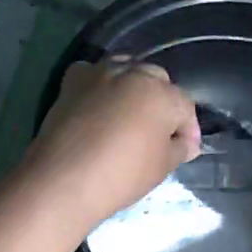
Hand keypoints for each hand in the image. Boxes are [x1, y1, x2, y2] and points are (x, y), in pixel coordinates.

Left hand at [18, 57, 200, 224]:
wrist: (63, 180)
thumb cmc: (120, 176)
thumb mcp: (160, 168)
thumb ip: (179, 149)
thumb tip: (186, 143)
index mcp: (161, 94)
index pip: (184, 106)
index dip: (188, 129)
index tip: (186, 148)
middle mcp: (132, 73)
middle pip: (156, 81)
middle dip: (162, 102)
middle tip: (158, 131)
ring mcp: (99, 73)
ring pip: (126, 70)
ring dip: (132, 88)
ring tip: (129, 114)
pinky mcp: (72, 82)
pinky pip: (93, 74)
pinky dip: (100, 84)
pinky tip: (99, 103)